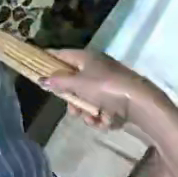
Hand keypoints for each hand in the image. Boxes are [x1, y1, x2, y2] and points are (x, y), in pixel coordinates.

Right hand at [42, 50, 175, 131]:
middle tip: (74, 110)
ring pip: (88, 100)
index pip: (61, 54)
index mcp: (87, 58)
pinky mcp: (119, 99)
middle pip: (74, 83)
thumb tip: (41, 78)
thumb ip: (58, 82)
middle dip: (73, 100)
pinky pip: (102, 109)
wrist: (141, 103)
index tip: (36, 68)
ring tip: (94, 119)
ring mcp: (109, 84)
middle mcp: (97, 68)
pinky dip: (102, 117)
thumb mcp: (78, 84)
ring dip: (87, 113)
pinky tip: (107, 122)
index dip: (48, 60)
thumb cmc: (106, 88)